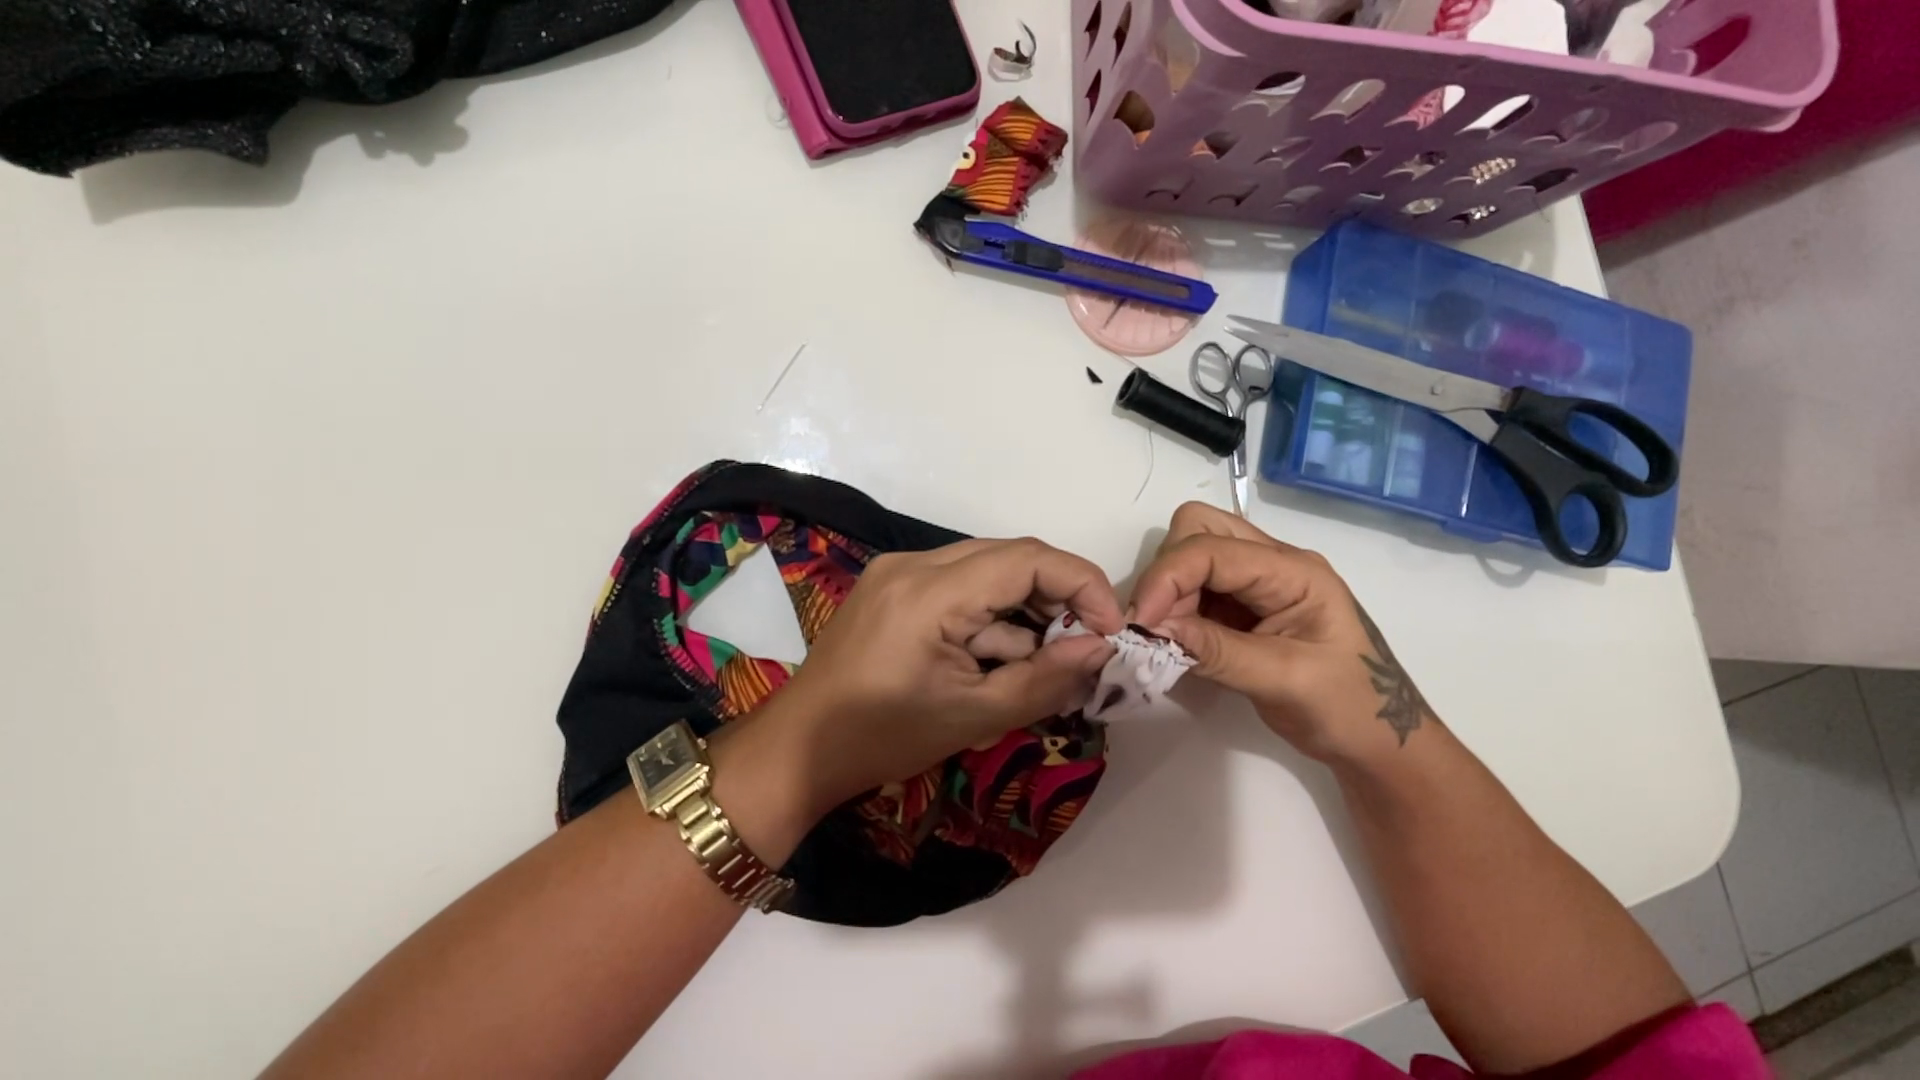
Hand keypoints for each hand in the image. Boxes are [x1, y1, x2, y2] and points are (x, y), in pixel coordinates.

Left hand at [769, 537, 1121, 813]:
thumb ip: (1045, 678)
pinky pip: (957, 588)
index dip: (1082, 585)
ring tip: (1042, 664)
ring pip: (985, 572)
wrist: (799, 749)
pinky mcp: (890, 588)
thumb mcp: (974, 716)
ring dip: (1022, 611)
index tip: (1109, 630)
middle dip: (1056, 598)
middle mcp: (914, 564)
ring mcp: (897, 572)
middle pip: (1009, 558)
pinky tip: (997, 659)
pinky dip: (987, 617)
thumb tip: (1100, 648)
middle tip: (1083, 647)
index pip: (1028, 558)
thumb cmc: (884, 738)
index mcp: (931, 591)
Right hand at [1129, 502, 1436, 764]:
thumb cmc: (1348, 709)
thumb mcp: (1284, 681)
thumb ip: (1217, 651)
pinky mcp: (1243, 607)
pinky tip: (1179, 643)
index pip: (1211, 549)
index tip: (1141, 623)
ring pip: (1192, 555)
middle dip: (1167, 571)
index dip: (1167, 578)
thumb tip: (1151, 630)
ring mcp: (1258, 584)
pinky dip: (1176, 609)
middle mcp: (1273, 564)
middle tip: (1160, 625)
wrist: (1379, 740)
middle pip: (1199, 529)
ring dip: (1169, 592)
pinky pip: (1195, 589)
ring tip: (1170, 641)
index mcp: (1294, 571)